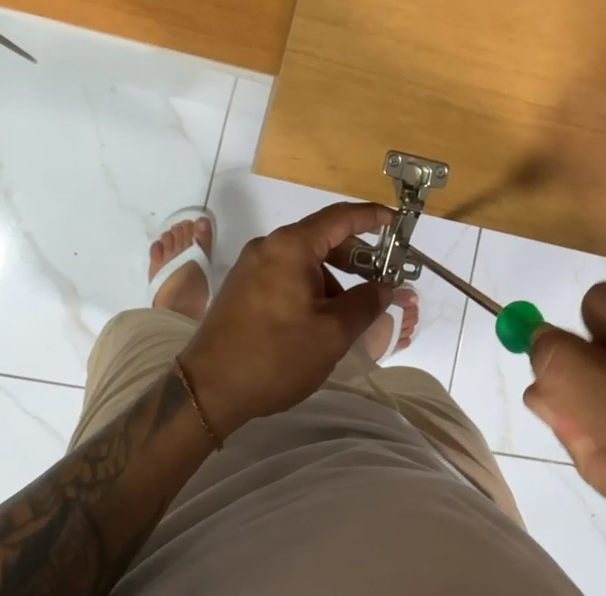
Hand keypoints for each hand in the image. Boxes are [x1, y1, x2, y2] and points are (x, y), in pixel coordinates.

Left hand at [179, 202, 393, 435]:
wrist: (208, 389)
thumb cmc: (276, 355)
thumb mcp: (332, 333)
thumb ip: (367, 304)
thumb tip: (389, 288)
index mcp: (290, 246)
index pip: (340, 217)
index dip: (372, 217)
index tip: (396, 222)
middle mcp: (268, 246)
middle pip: (322, 239)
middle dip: (357, 258)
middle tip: (385, 281)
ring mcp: (251, 267)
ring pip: (304, 262)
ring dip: (334, 280)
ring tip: (354, 315)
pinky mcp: (242, 289)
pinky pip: (286, 276)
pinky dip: (310, 289)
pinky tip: (322, 322)